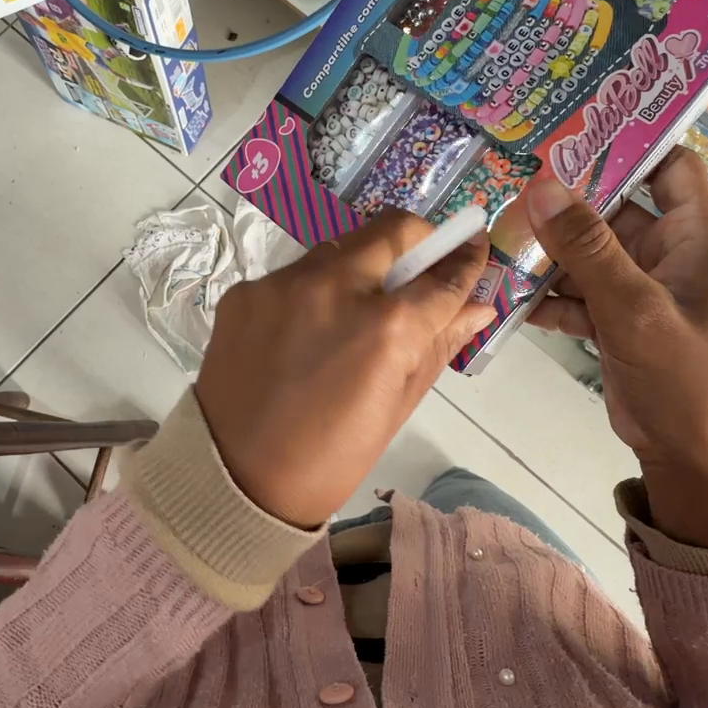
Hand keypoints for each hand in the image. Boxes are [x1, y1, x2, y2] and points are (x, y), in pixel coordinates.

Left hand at [196, 210, 493, 527]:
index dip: (467, 258)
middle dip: (416, 241)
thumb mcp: (396, 409)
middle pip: (390, 230)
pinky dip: (313, 292)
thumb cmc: (328, 460)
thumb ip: (437, 346)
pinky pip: (294, 275)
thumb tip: (477, 306)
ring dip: (361, 266)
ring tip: (356, 309)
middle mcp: (333, 287)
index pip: (442, 276)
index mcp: (383, 328)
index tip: (475, 245)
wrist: (231, 477)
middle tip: (420, 267)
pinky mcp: (245, 291)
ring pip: (338, 248)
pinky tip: (307, 330)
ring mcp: (282, 284)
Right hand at [521, 147, 707, 553]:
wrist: (699, 458)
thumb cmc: (688, 376)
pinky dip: (547, 296)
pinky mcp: (615, 323)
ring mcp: (637, 290)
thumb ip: (587, 247)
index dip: (628, 141)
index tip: (569, 127)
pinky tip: (511, 298)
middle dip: (564, 201)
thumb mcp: (636, 307)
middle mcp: (665, 254)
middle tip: (505, 183)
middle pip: (611, 209)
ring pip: (585, 254)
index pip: (667, 165)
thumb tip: (539, 184)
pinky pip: (575, 295)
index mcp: (692, 236)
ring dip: (546, 252)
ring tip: (495, 241)